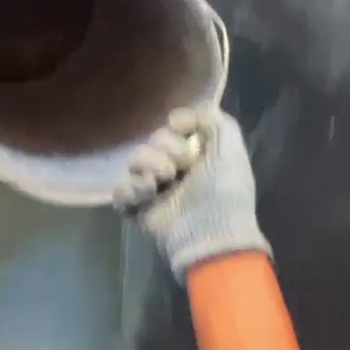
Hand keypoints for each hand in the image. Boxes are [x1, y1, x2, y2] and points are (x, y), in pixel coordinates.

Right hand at [115, 105, 269, 281]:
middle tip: (177, 169)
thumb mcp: (231, 151)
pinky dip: (129, 190)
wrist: (210, 234)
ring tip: (159, 184)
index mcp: (195, 155)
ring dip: (146, 167)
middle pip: (152, 140)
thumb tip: (182, 115)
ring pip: (133, 161)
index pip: (172, 126)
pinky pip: (119, 190)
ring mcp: (153, 188)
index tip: (182, 131)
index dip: (176, 126)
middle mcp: (173, 168)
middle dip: (164, 149)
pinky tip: (145, 194)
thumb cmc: (224, 192)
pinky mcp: (137, 208)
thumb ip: (216, 121)